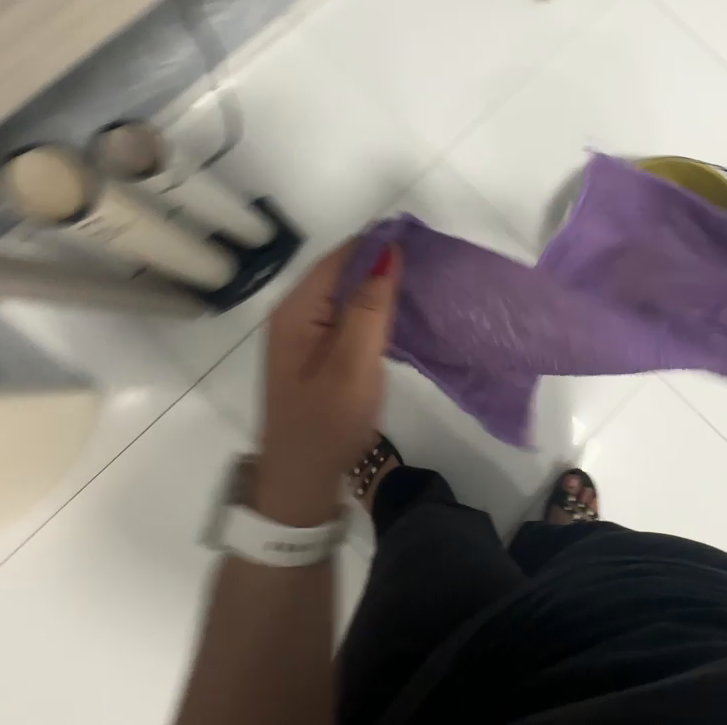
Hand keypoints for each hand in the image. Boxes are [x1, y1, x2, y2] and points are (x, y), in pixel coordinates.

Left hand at [253, 239, 400, 525]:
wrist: (301, 484)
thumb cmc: (327, 423)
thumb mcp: (353, 364)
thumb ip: (370, 306)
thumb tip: (388, 251)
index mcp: (297, 310)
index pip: (341, 256)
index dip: (379, 244)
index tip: (424, 243)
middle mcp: (295, 314)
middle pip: (342, 271)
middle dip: (383, 264)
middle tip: (431, 265)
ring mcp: (303, 335)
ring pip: (347, 294)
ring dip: (381, 288)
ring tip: (424, 286)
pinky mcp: (316, 353)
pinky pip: (348, 316)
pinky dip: (374, 311)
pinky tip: (402, 316)